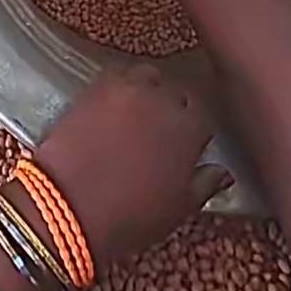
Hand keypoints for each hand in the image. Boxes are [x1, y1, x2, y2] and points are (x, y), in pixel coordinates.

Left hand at [31, 64, 229, 269]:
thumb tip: (222, 173)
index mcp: (189, 129)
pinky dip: (119, 86)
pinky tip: (113, 107)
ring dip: (148, 90)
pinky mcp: (96, 87)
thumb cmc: (129, 215)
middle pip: (176, 93)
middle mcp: (162, 101)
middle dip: (173, 109)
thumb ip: (203, 184)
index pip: (202, 116)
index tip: (186, 146)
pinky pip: (116, 76)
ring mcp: (127, 90)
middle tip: (160, 133)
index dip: (194, 132)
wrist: (69, 205)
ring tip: (138, 113)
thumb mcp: (177, 208)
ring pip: (148, 77)